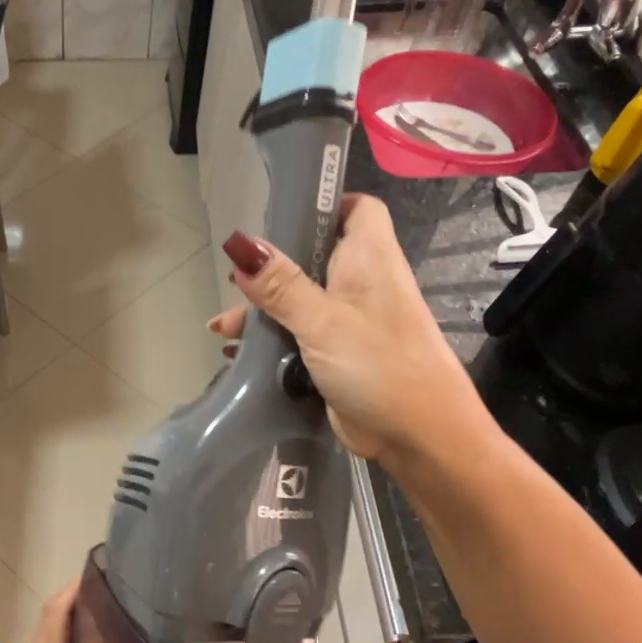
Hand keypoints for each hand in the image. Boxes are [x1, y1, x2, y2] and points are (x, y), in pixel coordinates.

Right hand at [209, 194, 496, 468]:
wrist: (419, 436)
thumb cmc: (378, 365)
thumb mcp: (322, 321)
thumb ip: (280, 285)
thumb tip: (239, 243)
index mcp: (369, 258)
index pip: (354, 209)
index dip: (321, 206)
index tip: (279, 217)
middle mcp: (361, 283)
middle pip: (312, 258)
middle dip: (271, 270)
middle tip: (233, 284)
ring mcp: (350, 322)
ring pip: (300, 301)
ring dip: (263, 312)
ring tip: (222, 331)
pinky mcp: (339, 356)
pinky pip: (299, 337)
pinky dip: (271, 342)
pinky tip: (237, 356)